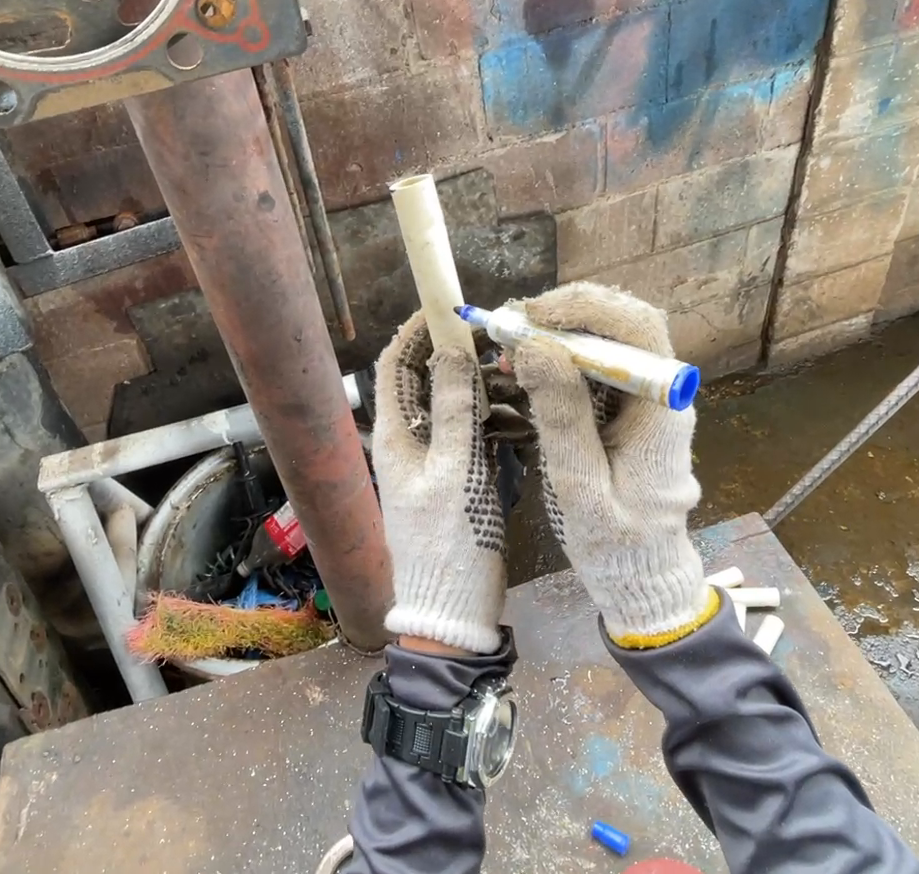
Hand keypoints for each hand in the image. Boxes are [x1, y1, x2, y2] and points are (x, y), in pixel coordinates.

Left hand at [372, 315, 505, 654]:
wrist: (453, 608)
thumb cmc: (448, 540)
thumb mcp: (455, 470)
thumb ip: (454, 409)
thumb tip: (451, 350)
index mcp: (396, 436)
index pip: (396, 367)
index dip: (415, 334)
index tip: (448, 311)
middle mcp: (410, 442)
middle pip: (431, 382)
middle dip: (464, 363)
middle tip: (503, 353)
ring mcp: (435, 460)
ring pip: (458, 408)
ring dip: (486, 396)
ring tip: (522, 394)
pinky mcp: (458, 477)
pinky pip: (474, 437)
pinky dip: (496, 427)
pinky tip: (522, 430)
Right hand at [508, 284, 710, 646]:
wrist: (640, 576)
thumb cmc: (616, 543)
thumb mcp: (580, 487)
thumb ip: (564, 419)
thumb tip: (537, 348)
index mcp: (663, 409)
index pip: (637, 328)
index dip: (585, 309)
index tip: (530, 318)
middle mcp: (661, 392)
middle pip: (620, 324)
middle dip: (562, 315)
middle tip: (509, 329)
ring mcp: (644, 398)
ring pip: (604, 340)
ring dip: (554, 335)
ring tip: (506, 349)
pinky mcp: (625, 408)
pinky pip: (592, 365)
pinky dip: (555, 358)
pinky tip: (521, 369)